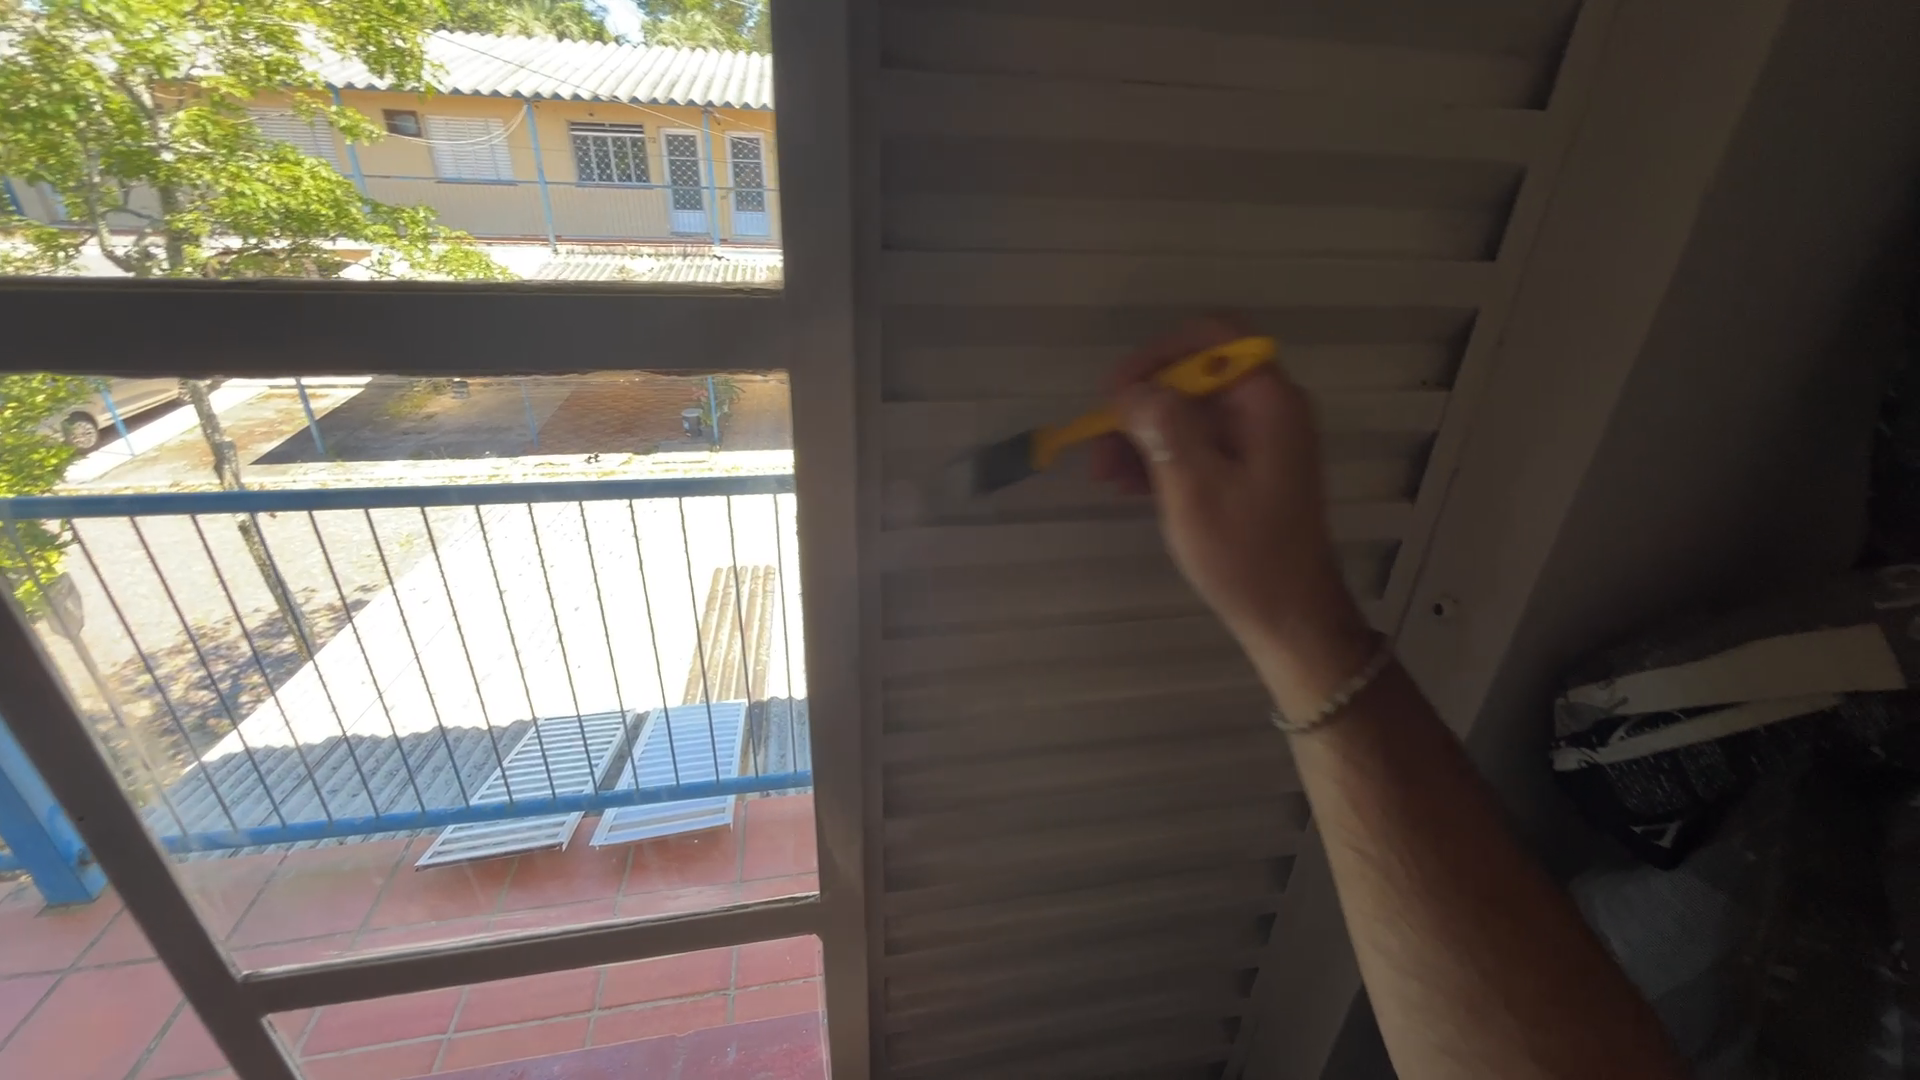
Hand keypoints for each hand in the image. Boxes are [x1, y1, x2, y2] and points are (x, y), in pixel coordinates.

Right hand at [1090, 319, 1368, 661]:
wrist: (1287, 613)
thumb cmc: (1245, 553)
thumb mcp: (1195, 488)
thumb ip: (1165, 427)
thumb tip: (1132, 390)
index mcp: (1266, 402)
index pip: (1213, 338)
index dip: (1158, 355)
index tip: (1116, 392)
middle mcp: (1266, 409)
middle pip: (1193, 378)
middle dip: (1140, 406)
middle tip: (1098, 445)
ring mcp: (1257, 439)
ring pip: (1188, 413)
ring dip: (1141, 435)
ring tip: (1103, 474)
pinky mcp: (1245, 467)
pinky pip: (1196, 443)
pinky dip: (1160, 456)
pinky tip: (1128, 486)